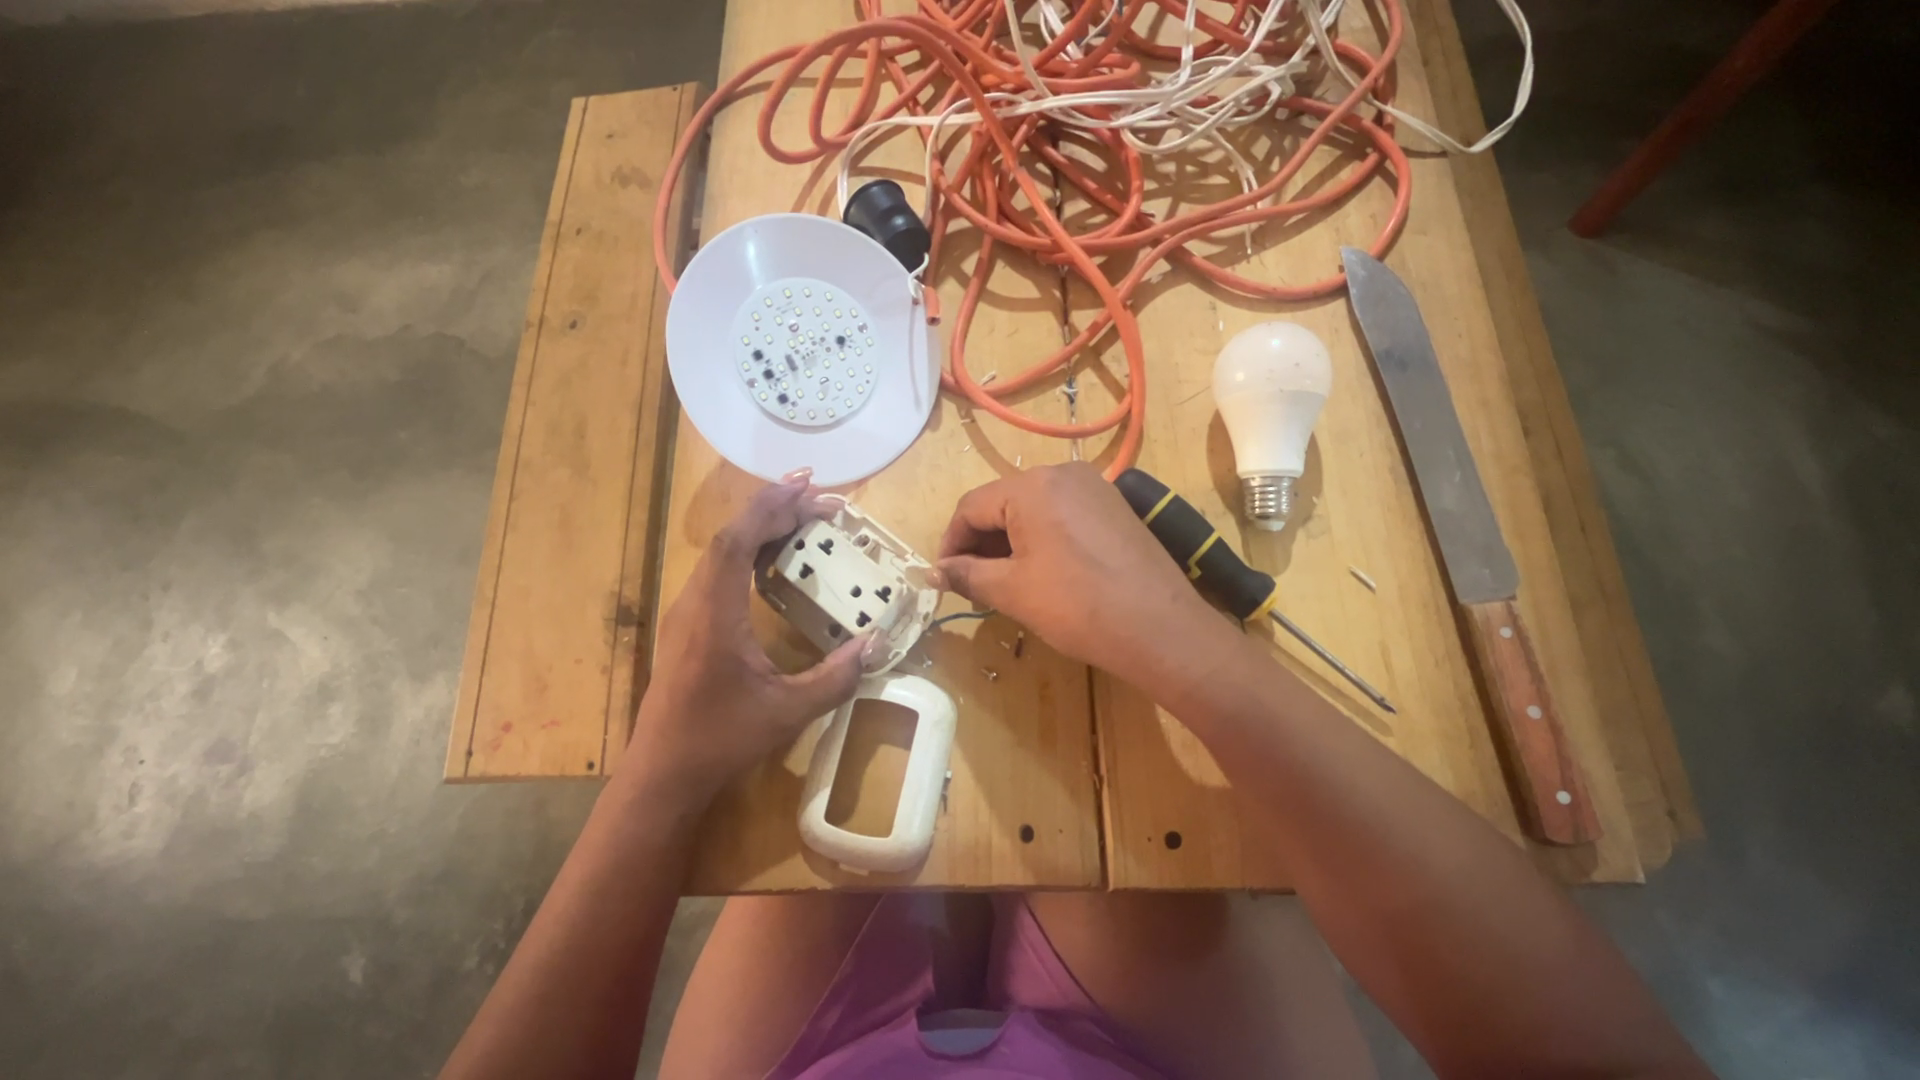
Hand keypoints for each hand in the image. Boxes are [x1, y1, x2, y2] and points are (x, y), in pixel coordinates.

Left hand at [627, 471, 866, 805]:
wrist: (663, 773)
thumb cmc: (721, 738)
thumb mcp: (788, 710)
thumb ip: (835, 677)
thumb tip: (876, 645)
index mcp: (714, 612)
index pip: (738, 541)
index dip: (771, 508)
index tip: (808, 487)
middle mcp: (694, 603)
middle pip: (730, 538)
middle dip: (772, 510)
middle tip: (818, 496)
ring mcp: (686, 615)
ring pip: (721, 553)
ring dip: (758, 529)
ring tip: (799, 516)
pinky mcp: (687, 628)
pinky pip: (718, 572)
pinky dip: (747, 553)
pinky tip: (770, 559)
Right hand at [935, 463, 1227, 682]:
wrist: (1158, 627)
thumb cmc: (1076, 606)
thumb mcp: (1012, 591)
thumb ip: (966, 574)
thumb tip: (934, 573)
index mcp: (1032, 486)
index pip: (971, 506)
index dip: (950, 543)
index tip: (942, 578)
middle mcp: (1063, 473)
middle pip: (1002, 503)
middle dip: (980, 543)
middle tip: (970, 583)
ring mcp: (1094, 488)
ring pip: (1033, 510)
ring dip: (1010, 542)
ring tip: (1003, 583)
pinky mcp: (1114, 508)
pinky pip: (1062, 515)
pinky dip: (1041, 539)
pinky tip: (1041, 573)